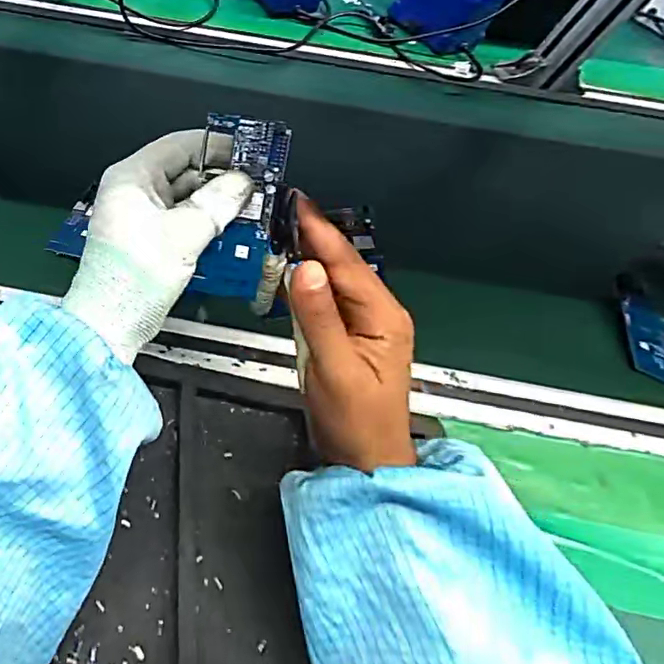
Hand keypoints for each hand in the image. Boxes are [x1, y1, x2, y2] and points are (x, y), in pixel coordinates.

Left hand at [60, 130, 253, 362]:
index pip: (178, 144)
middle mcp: (131, 190)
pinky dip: (204, 220)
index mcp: (130, 177)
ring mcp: (138, 214)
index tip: (246, 150)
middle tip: (254, 184)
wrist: (110, 324)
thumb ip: (218, 203)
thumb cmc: (130, 279)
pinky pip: (181, 217)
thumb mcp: (184, 233)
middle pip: (184, 170)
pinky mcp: (147, 236)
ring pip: (185, 196)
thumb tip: (241, 182)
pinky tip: (229, 228)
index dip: (215, 145)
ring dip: (216, 202)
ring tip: (248, 207)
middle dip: (221, 177)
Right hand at [286, 195, 416, 472]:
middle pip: (341, 264)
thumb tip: (306, 267)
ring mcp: (364, 322)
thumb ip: (318, 317)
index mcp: (383, 316)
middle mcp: (378, 312)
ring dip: (308, 252)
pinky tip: (289, 266)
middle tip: (281, 207)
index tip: (296, 202)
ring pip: (332, 277)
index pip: (346, 263)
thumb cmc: (356, 421)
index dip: (319, 230)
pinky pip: (325, 295)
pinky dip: (306, 278)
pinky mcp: (348, 331)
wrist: (365, 461)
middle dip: (312, 234)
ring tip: (280, 228)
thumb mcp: (334, 368)